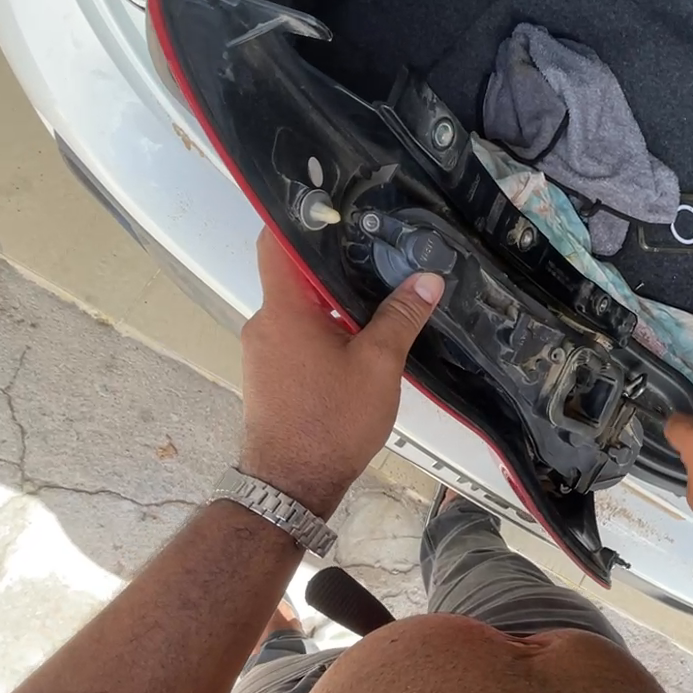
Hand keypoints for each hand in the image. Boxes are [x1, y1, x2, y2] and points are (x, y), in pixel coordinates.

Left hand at [238, 233, 440, 517]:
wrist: (292, 483)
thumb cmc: (333, 420)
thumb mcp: (378, 365)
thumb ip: (400, 318)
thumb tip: (427, 280)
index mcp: (285, 308)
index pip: (275, 240)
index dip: (300, 216)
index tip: (336, 208)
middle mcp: (265, 322)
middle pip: (294, 275)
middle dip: (335, 264)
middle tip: (379, 252)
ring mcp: (264, 351)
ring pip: (299, 309)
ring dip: (334, 303)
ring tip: (379, 298)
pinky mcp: (271, 376)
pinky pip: (298, 337)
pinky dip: (326, 330)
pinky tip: (360, 342)